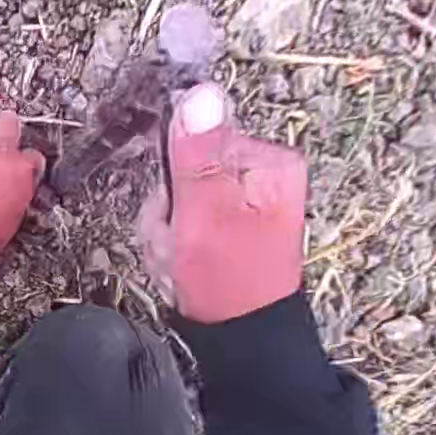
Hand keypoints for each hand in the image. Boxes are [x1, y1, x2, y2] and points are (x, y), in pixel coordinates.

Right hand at [139, 84, 306, 322]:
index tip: (176, 212)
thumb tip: (199, 94)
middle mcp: (261, 176)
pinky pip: (184, 219)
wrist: (241, 340)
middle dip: (169, 211)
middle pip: (184, 170)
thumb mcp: (205, 215)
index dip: (173, 179)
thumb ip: (197, 156)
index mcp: (268, 164)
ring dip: (167, 232)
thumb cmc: (227, 281)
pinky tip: (184, 264)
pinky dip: (175, 243)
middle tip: (179, 244)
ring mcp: (245, 202)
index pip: (195, 140)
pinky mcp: (231, 223)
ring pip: (177, 198)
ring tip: (181, 259)